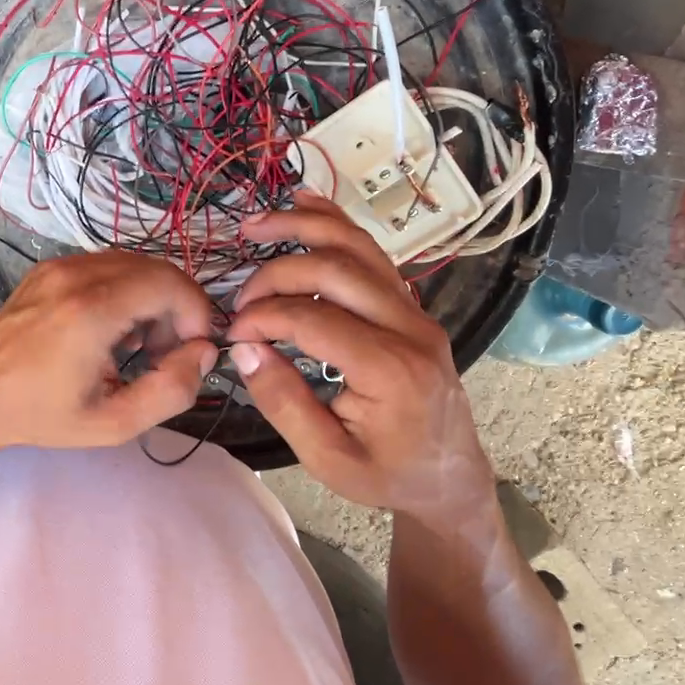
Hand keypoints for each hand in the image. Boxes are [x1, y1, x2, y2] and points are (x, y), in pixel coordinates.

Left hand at [0, 251, 218, 458]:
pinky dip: (122, 289)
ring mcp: (57, 266)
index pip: (169, 283)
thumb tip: (204, 351)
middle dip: (176, 307)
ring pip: (131, 263)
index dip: (195, 312)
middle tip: (164, 352)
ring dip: (150, 297)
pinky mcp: (46, 268)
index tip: (191, 349)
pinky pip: (103, 265)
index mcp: (91, 311)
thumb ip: (171, 390)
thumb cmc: (41, 415)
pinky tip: (110, 328)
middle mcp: (74, 276)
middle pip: (155, 268)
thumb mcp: (114, 423)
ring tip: (137, 345)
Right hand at [224, 193, 494, 520]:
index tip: (232, 334)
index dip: (262, 318)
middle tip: (238, 298)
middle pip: (335, 270)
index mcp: (391, 371)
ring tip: (254, 224)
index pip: (313, 319)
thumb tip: (243, 349)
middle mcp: (410, 329)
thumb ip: (284, 402)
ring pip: (358, 246)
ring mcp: (415, 312)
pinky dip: (335, 225)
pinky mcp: (410, 307)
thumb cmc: (388, 476)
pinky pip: (373, 253)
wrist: (451, 481)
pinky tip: (304, 203)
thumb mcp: (327, 459)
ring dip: (303, 227)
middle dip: (275, 274)